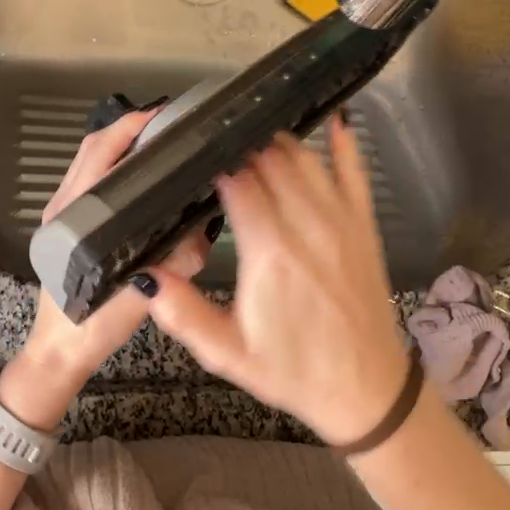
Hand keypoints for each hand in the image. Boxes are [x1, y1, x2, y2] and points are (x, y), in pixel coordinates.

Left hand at [0, 107, 210, 427]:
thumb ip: (171, 266)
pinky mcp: (66, 225)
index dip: (130, 129)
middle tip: (170, 125)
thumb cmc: (87, 328)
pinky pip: (91, 181)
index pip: (98, 155)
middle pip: (92, 148)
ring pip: (89, 162)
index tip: (163, 117)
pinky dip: (116, 167)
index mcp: (71, 219)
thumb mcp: (136, 300)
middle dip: (129, 128)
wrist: (57, 353)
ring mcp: (61, 215)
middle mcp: (62, 208)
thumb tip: (202, 233)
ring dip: (121, 145)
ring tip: (162, 144)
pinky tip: (144, 179)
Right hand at [147, 117, 412, 444]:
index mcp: (271, 252)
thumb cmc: (293, 370)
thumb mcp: (226, 352)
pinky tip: (334, 120)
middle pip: (270, 160)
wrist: (366, 389)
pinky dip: (343, 144)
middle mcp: (308, 226)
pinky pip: (355, 172)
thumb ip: (182, 312)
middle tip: (215, 145)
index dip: (213, 164)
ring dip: (277, 140)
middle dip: (240, 146)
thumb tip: (143, 275)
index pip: (238, 182)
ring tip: (250, 132)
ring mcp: (341, 221)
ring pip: (306, 158)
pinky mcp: (363, 226)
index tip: (193, 159)